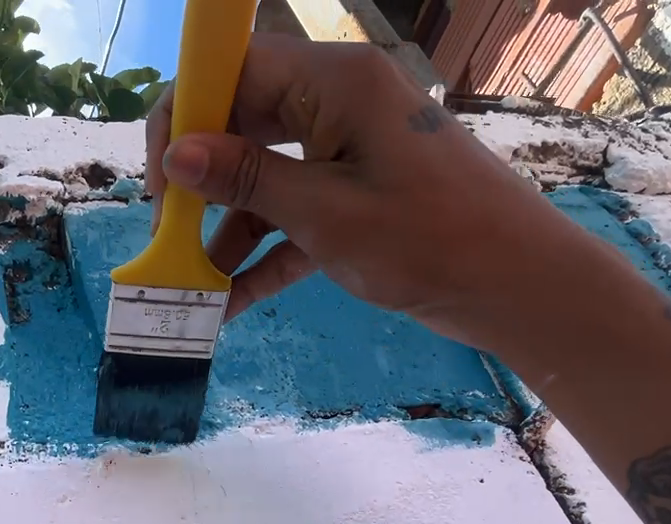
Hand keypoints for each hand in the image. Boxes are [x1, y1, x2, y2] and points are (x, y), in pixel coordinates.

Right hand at [145, 34, 613, 348]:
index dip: (185, 118)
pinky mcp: (350, 199)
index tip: (159, 182)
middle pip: (243, 126)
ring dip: (225, 230)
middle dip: (199, 183)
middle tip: (167, 233)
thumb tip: (176, 154)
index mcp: (336, 83)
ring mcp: (343, 153)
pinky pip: (290, 217)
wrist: (510, 285)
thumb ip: (248, 179)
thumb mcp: (325, 213)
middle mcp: (335, 106)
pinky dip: (261, 256)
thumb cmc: (425, 239)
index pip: (237, 72)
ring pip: (262, 178)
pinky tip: (228, 303)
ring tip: (190, 282)